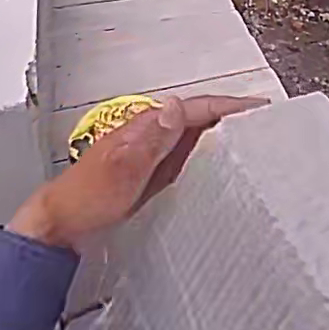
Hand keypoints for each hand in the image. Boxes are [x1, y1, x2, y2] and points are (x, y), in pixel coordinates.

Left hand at [6, 95, 265, 249]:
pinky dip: (211, 154)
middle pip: (201, 117)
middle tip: (265, 122)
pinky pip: (190, 154)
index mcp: (148, 125)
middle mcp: (153, 133)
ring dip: (225, 133)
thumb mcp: (122, 168)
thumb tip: (176, 107)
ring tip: (254, 140)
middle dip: (233, 115)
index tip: (258, 108)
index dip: (230, 106)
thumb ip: (150, 139)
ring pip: (198, 134)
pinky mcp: (155, 169)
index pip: (197, 107)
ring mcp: (155, 150)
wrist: (63, 223)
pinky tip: (221, 165)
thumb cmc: (86, 198)